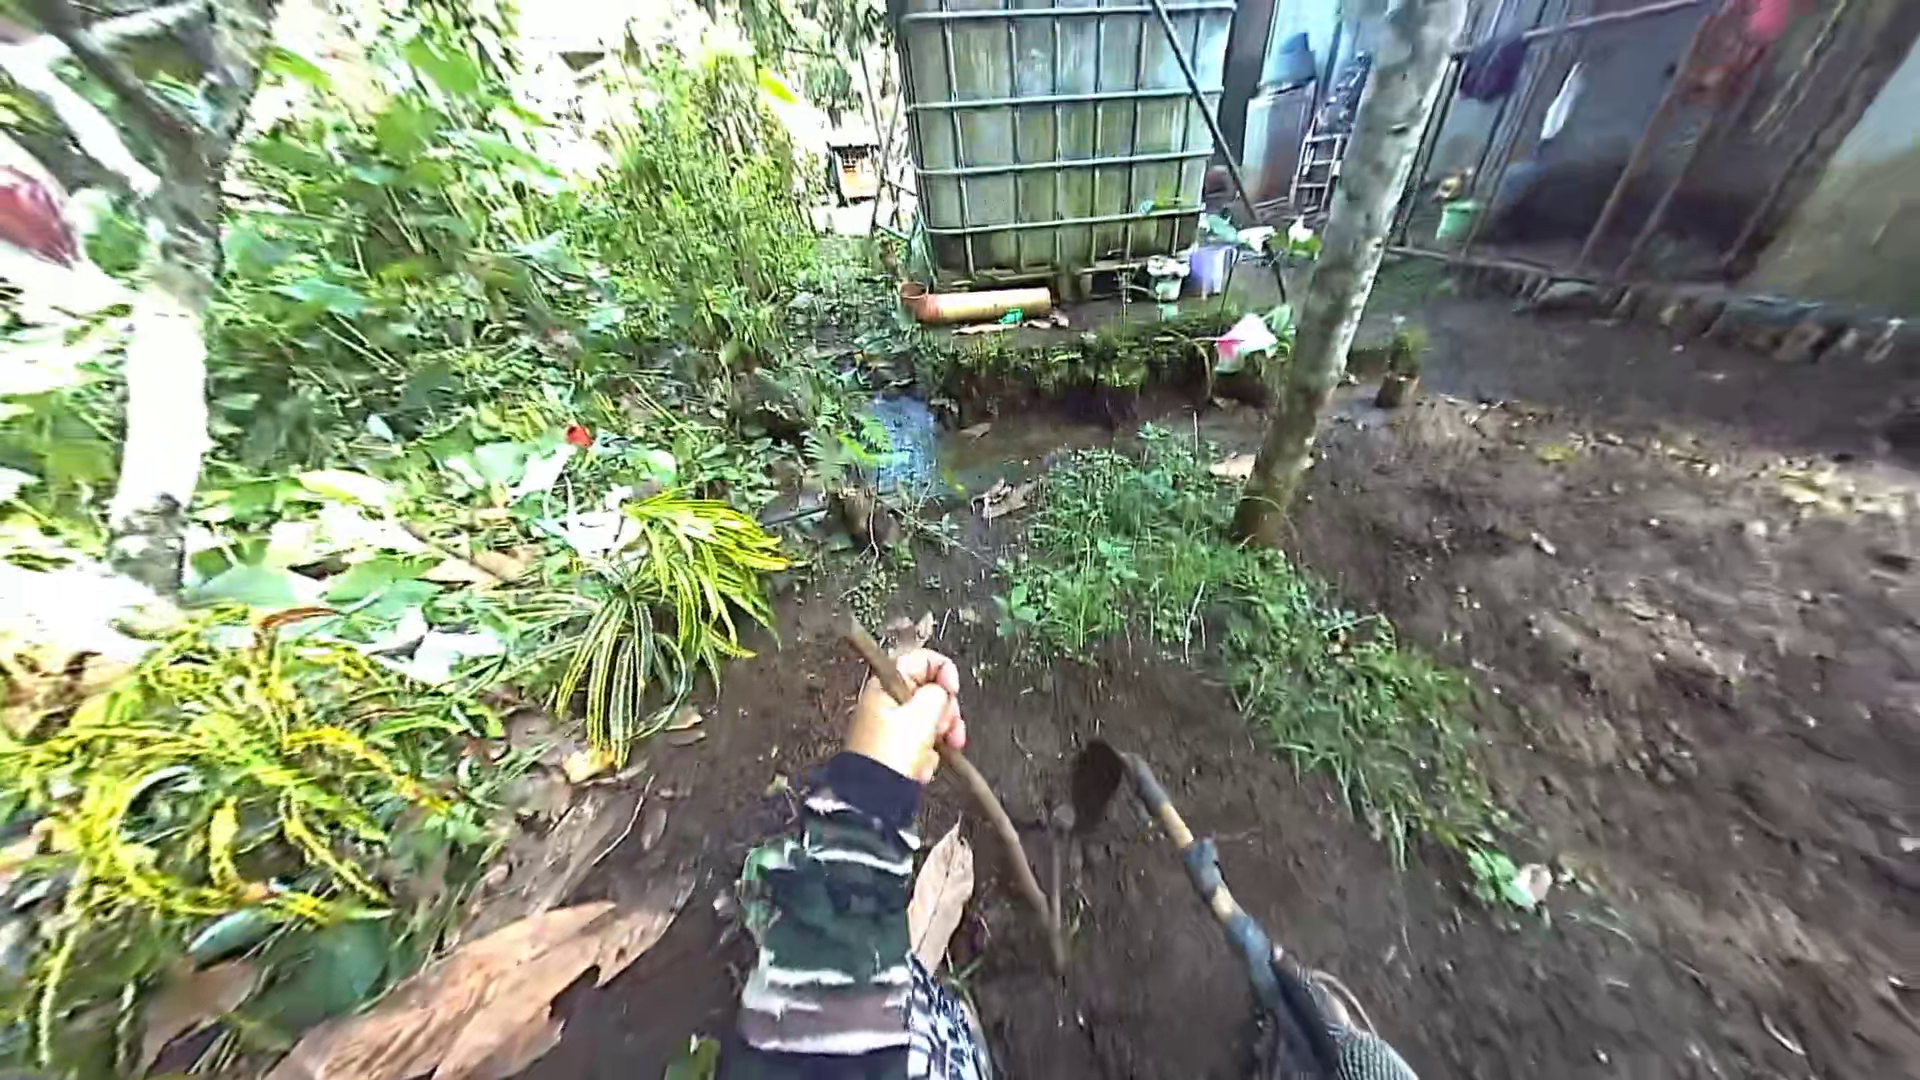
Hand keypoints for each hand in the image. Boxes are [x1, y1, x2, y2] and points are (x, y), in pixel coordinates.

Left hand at [847, 648, 966, 782]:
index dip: (944, 671)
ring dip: (941, 735)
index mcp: (887, 685)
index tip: (953, 690)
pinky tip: (922, 767)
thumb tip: (942, 691)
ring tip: (939, 750)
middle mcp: (887, 701)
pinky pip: (924, 742)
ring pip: (930, 718)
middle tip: (947, 727)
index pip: (923, 659)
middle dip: (945, 710)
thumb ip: (938, 693)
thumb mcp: (921, 715)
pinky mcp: (896, 749)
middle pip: (930, 691)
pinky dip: (928, 754)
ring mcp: (892, 725)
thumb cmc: (890, 755)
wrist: (872, 800)